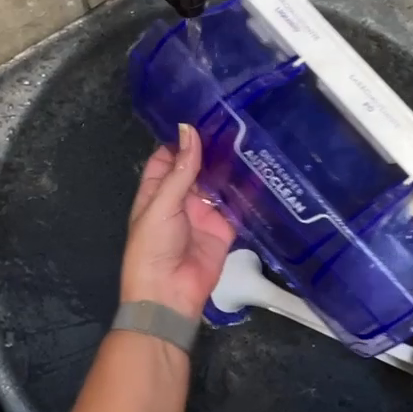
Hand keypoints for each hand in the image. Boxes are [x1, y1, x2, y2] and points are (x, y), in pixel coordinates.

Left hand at [122, 124, 236, 316]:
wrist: (168, 295)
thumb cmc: (152, 249)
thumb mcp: (161, 205)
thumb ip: (180, 170)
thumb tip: (189, 131)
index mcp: (156, 193)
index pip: (168, 158)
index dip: (182, 139)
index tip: (203, 116)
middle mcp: (180, 201)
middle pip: (196, 169)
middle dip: (211, 150)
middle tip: (234, 122)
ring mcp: (202, 215)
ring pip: (218, 185)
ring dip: (230, 168)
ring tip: (250, 139)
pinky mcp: (223, 231)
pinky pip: (237, 208)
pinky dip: (247, 193)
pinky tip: (260, 172)